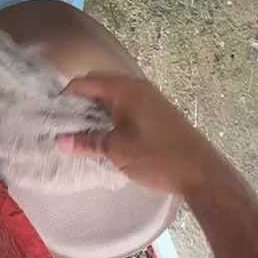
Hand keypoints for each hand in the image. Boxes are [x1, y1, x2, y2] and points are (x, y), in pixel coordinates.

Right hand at [60, 73, 220, 193]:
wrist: (204, 174)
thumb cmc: (157, 158)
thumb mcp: (118, 151)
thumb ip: (87, 142)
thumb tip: (60, 140)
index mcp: (123, 89)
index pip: (84, 83)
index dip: (65, 97)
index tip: (53, 114)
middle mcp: (135, 86)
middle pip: (98, 85)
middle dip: (80, 102)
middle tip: (66, 124)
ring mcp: (149, 97)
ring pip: (112, 96)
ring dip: (97, 110)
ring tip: (84, 131)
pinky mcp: (157, 111)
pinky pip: (126, 104)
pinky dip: (112, 114)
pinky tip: (108, 134)